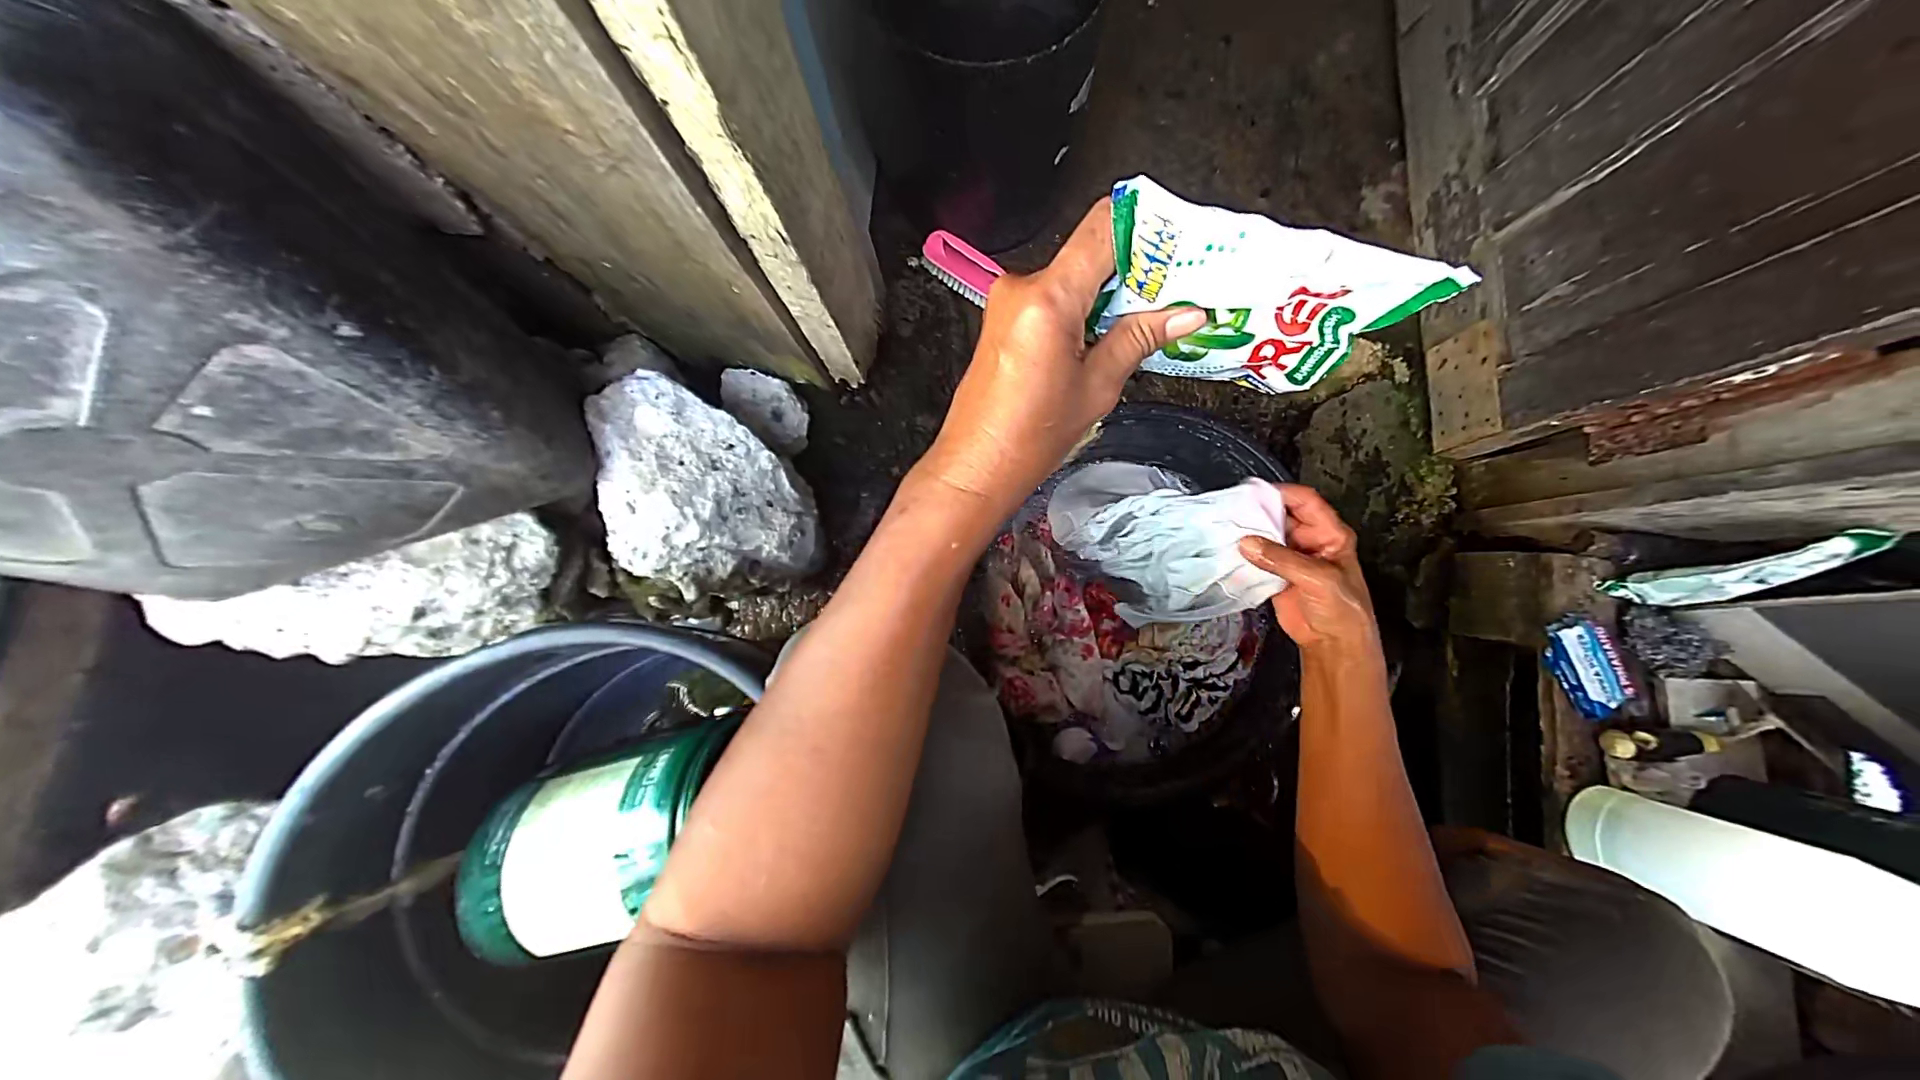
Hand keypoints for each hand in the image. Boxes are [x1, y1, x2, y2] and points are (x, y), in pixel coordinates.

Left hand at [918, 199, 1209, 509]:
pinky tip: (1104, 336)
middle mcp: (1021, 290)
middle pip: (1091, 250)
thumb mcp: (1097, 388)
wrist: (978, 465)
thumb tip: (1181, 314)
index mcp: (1048, 301)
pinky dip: (1084, 308)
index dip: (1147, 228)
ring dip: (1109, 294)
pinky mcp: (1004, 318)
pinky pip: (1054, 296)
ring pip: (1073, 274)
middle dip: (1135, 271)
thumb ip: (1140, 338)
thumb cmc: (1023, 439)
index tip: (1176, 246)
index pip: (1105, 227)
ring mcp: (1008, 302)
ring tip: (1140, 325)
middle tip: (1172, 296)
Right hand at [1237, 485, 1378, 654]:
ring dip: (1248, 534)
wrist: (1334, 643)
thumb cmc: (1343, 609)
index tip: (1254, 493)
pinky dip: (1243, 555)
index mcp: (1329, 534)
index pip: (1305, 501)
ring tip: (1226, 530)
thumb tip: (1247, 543)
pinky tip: (1229, 553)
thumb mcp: (1318, 579)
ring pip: (1265, 536)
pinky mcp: (1275, 574)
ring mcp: (1290, 557)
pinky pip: (1256, 558)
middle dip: (1258, 513)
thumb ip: (1282, 559)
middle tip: (1233, 512)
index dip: (1282, 493)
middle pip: (1280, 516)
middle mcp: (1309, 540)